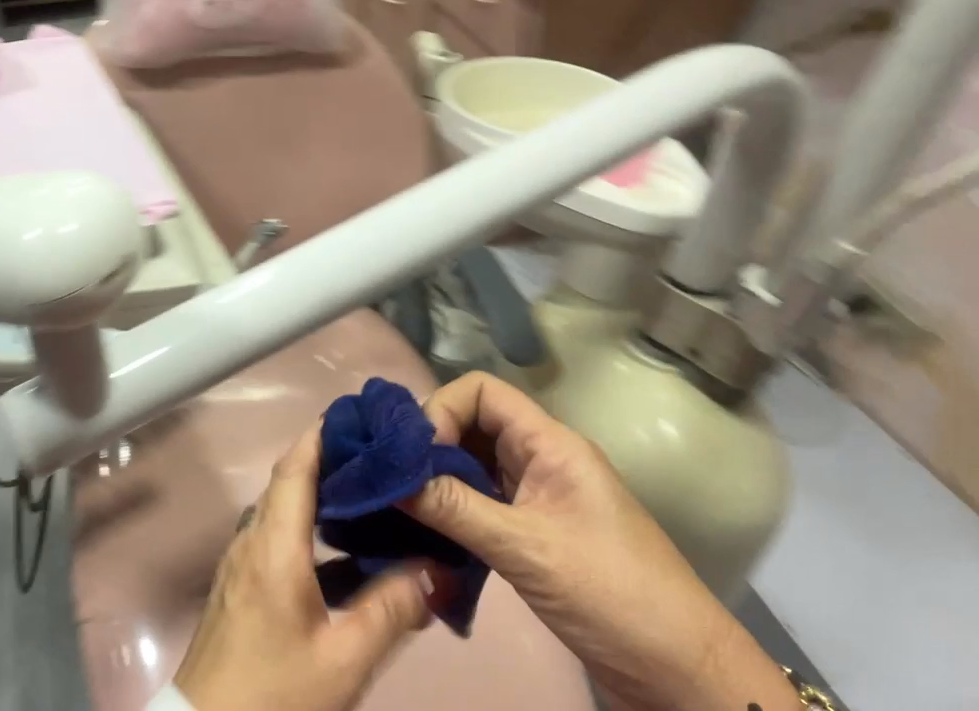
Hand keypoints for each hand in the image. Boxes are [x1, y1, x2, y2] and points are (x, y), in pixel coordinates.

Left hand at [173, 426, 435, 710]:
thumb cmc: (276, 692)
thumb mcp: (345, 659)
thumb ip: (390, 611)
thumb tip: (434, 569)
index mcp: (273, 546)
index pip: (294, 470)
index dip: (321, 437)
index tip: (355, 418)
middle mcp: (250, 541)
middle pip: (287, 485)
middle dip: (327, 463)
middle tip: (379, 458)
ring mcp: (239, 563)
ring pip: (281, 513)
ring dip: (317, 498)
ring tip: (369, 498)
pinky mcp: (239, 586)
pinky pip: (275, 539)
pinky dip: (307, 530)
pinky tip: (341, 554)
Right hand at [398, 372, 801, 710]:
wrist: (683, 673)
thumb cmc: (613, 595)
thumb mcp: (525, 548)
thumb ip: (451, 507)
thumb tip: (382, 476)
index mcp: (551, 445)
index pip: (481, 391)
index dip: (441, 409)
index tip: (415, 454)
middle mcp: (542, 460)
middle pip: (471, 424)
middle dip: (428, 444)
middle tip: (394, 479)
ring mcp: (538, 496)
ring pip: (471, 464)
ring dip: (435, 478)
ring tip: (399, 502)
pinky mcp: (533, 531)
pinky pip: (479, 500)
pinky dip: (449, 507)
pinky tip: (425, 528)